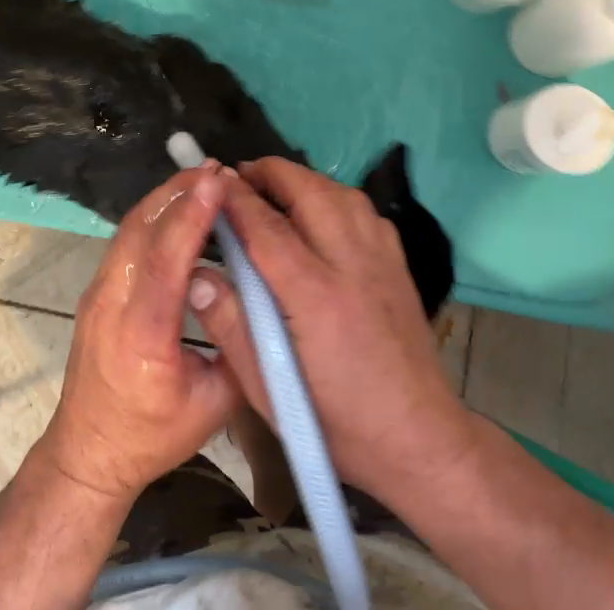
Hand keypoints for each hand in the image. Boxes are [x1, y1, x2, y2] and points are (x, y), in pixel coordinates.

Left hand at [34, 167, 240, 502]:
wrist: (89, 452)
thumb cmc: (154, 435)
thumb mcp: (213, 404)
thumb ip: (238, 348)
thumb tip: (261, 297)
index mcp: (143, 334)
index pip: (166, 259)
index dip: (192, 216)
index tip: (217, 180)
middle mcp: (112, 303)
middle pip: (141, 230)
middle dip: (177, 192)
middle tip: (216, 169)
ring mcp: (97, 295)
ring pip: (128, 230)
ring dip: (163, 200)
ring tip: (199, 179)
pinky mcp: (95, 293)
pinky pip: (123, 243)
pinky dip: (151, 218)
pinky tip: (175, 210)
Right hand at [185, 158, 475, 505]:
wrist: (417, 439)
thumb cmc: (334, 423)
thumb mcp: (267, 390)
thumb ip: (231, 327)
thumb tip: (196, 277)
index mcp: (314, 297)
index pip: (266, 228)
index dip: (234, 199)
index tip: (210, 182)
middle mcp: (351, 265)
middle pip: (309, 192)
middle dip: (270, 174)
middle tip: (238, 177)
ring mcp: (382, 261)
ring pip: (342, 194)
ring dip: (304, 181)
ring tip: (274, 190)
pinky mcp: (400, 266)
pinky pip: (365, 212)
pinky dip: (336, 199)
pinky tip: (320, 215)